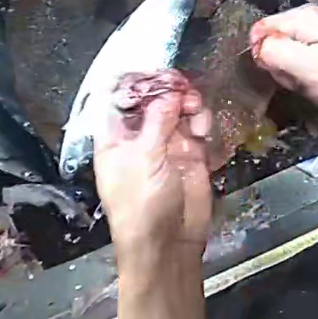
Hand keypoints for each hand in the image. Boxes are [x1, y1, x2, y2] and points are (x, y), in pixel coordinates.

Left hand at [94, 73, 214, 265]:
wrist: (168, 246)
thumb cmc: (141, 206)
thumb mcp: (144, 159)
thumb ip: (158, 121)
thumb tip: (170, 91)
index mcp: (115, 138)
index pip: (118, 99)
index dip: (134, 82)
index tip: (154, 72)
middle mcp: (139, 137)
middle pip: (152, 100)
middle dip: (168, 89)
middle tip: (182, 85)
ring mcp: (166, 145)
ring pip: (177, 109)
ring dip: (188, 102)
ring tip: (195, 108)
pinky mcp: (190, 154)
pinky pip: (196, 126)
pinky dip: (201, 120)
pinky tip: (202, 126)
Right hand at [248, 6, 317, 114]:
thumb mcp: (308, 67)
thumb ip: (275, 52)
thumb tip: (256, 47)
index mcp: (303, 17)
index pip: (259, 31)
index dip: (262, 56)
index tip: (278, 73)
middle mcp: (311, 17)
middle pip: (275, 42)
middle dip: (281, 67)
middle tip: (301, 82)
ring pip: (291, 55)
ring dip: (297, 75)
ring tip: (316, 85)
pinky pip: (308, 62)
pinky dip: (312, 77)